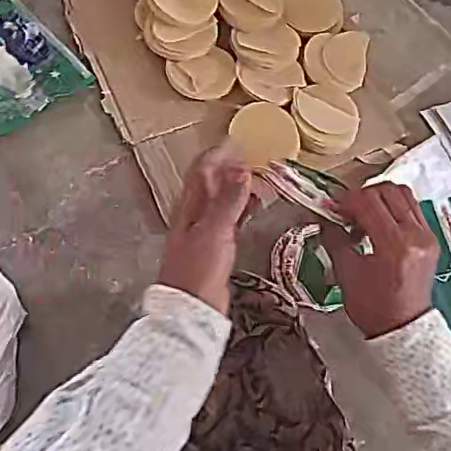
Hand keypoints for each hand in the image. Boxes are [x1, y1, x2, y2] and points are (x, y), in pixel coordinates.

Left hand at [157, 144, 253, 314]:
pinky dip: (244, 206)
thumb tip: (242, 169)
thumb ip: (229, 200)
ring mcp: (205, 229)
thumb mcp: (215, 230)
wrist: (193, 309)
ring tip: (262, 177)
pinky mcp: (216, 244)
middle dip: (233, 167)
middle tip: (257, 157)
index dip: (221, 154)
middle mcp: (195, 213)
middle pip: (213, 181)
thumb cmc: (198, 270)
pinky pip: (231, 216)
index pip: (204, 169)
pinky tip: (256, 205)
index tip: (242, 142)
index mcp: (189, 206)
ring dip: (241, 186)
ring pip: (224, 198)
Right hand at [322, 183, 440, 337]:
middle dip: (362, 196)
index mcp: (395, 245)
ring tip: (363, 216)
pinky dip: (394, 208)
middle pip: (388, 191)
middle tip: (346, 210)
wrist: (402, 328)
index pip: (369, 202)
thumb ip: (335, 240)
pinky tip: (379, 224)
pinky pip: (413, 209)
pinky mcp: (431, 240)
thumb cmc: (376, 310)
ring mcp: (427, 237)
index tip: (333, 206)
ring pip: (404, 195)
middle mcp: (416, 236)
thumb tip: (326, 219)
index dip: (346, 200)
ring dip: (380, 198)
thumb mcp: (347, 274)